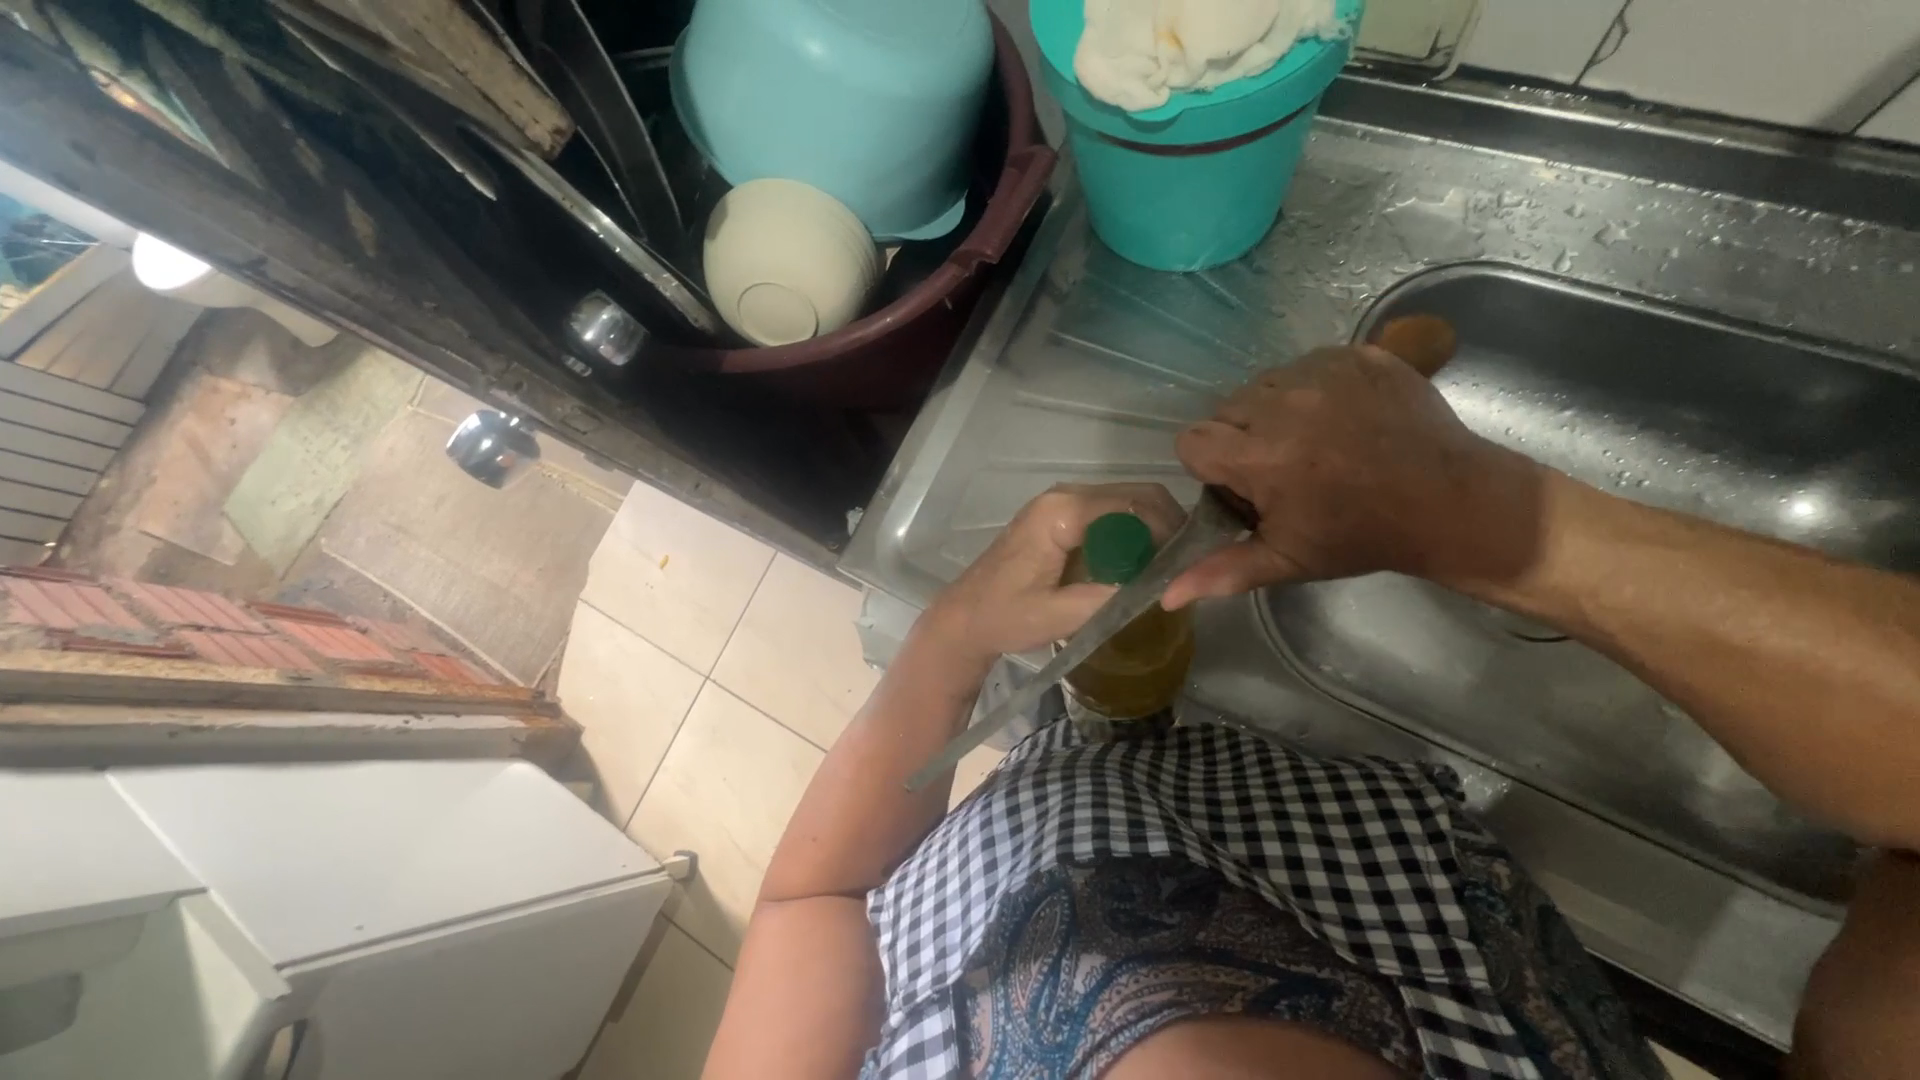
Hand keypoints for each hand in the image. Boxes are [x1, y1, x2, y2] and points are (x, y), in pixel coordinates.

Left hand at [923, 483, 1185, 666]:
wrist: (964, 619)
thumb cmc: (1005, 617)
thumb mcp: (1059, 615)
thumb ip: (1110, 597)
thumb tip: (1161, 585)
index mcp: (1062, 512)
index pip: (1135, 505)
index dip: (1169, 532)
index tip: (1186, 568)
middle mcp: (1064, 495)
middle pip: (1137, 496)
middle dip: (1167, 528)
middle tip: (1183, 570)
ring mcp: (1062, 502)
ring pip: (1127, 502)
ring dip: (1152, 531)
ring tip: (1166, 571)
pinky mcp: (1062, 516)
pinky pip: (1111, 514)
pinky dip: (1133, 534)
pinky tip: (1140, 566)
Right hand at [1162, 344, 1541, 608]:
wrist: (1450, 500)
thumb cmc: (1360, 535)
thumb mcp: (1287, 560)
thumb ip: (1221, 571)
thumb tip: (1164, 597)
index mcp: (1260, 455)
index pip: (1193, 441)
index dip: (1213, 466)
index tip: (1248, 485)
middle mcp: (1282, 403)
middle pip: (1225, 410)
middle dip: (1242, 437)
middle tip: (1285, 468)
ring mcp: (1321, 372)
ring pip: (1262, 384)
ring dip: (1275, 410)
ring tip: (1315, 441)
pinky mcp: (1354, 355)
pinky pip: (1305, 365)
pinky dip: (1313, 388)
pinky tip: (1342, 418)